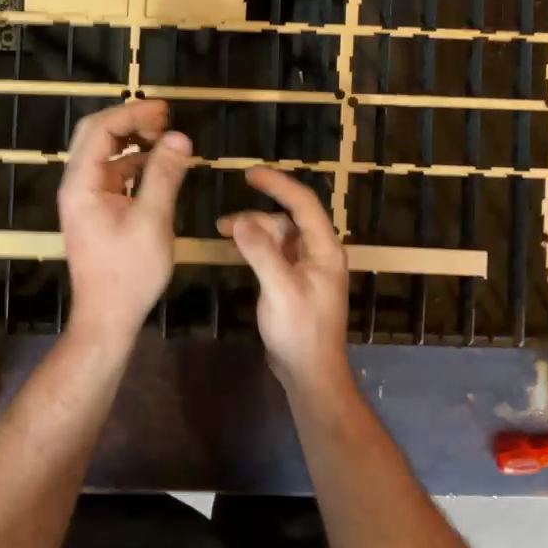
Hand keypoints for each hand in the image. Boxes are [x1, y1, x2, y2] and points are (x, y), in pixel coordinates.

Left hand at [58, 99, 192, 343]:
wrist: (107, 318)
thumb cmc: (128, 273)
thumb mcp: (152, 222)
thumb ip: (164, 175)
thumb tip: (179, 137)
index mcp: (82, 184)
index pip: (100, 130)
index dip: (132, 113)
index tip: (166, 109)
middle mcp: (78, 185)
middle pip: (97, 136)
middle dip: (131, 122)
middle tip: (165, 119)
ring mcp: (86, 199)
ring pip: (107, 155)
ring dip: (135, 143)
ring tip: (168, 141)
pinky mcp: (98, 212)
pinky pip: (115, 176)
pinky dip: (136, 165)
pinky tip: (161, 170)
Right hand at [218, 169, 350, 394]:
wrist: (310, 373)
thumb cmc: (301, 331)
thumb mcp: (280, 289)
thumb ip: (260, 252)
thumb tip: (240, 220)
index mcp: (324, 250)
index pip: (304, 204)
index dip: (278, 185)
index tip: (249, 174)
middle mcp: (318, 254)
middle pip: (286, 220)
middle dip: (256, 216)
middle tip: (223, 225)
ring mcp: (306, 269)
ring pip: (278, 237)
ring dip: (253, 232)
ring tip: (223, 234)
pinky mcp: (294, 283)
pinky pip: (274, 253)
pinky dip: (255, 247)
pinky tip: (237, 250)